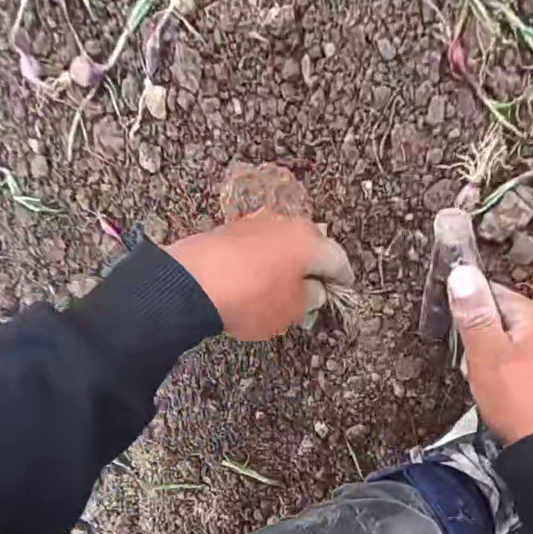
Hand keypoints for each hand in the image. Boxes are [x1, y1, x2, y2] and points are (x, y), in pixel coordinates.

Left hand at [167, 215, 352, 339]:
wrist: (190, 285)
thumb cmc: (248, 298)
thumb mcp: (291, 310)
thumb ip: (311, 298)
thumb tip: (314, 290)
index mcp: (308, 240)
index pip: (337, 260)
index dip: (343, 280)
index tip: (343, 290)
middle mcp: (285, 224)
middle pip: (311, 246)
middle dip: (314, 268)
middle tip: (314, 293)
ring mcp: (255, 223)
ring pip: (283, 244)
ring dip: (288, 264)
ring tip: (283, 291)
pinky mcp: (231, 230)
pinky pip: (258, 246)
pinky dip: (264, 262)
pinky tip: (257, 283)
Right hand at [448, 264, 532, 444]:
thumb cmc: (516, 400)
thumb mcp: (486, 352)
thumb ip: (474, 312)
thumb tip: (462, 272)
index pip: (493, 294)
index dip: (471, 314)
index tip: (463, 335)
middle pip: (498, 318)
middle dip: (479, 340)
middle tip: (478, 364)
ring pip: (503, 341)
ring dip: (486, 357)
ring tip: (487, 380)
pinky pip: (513, 358)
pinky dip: (499, 370)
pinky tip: (496, 388)